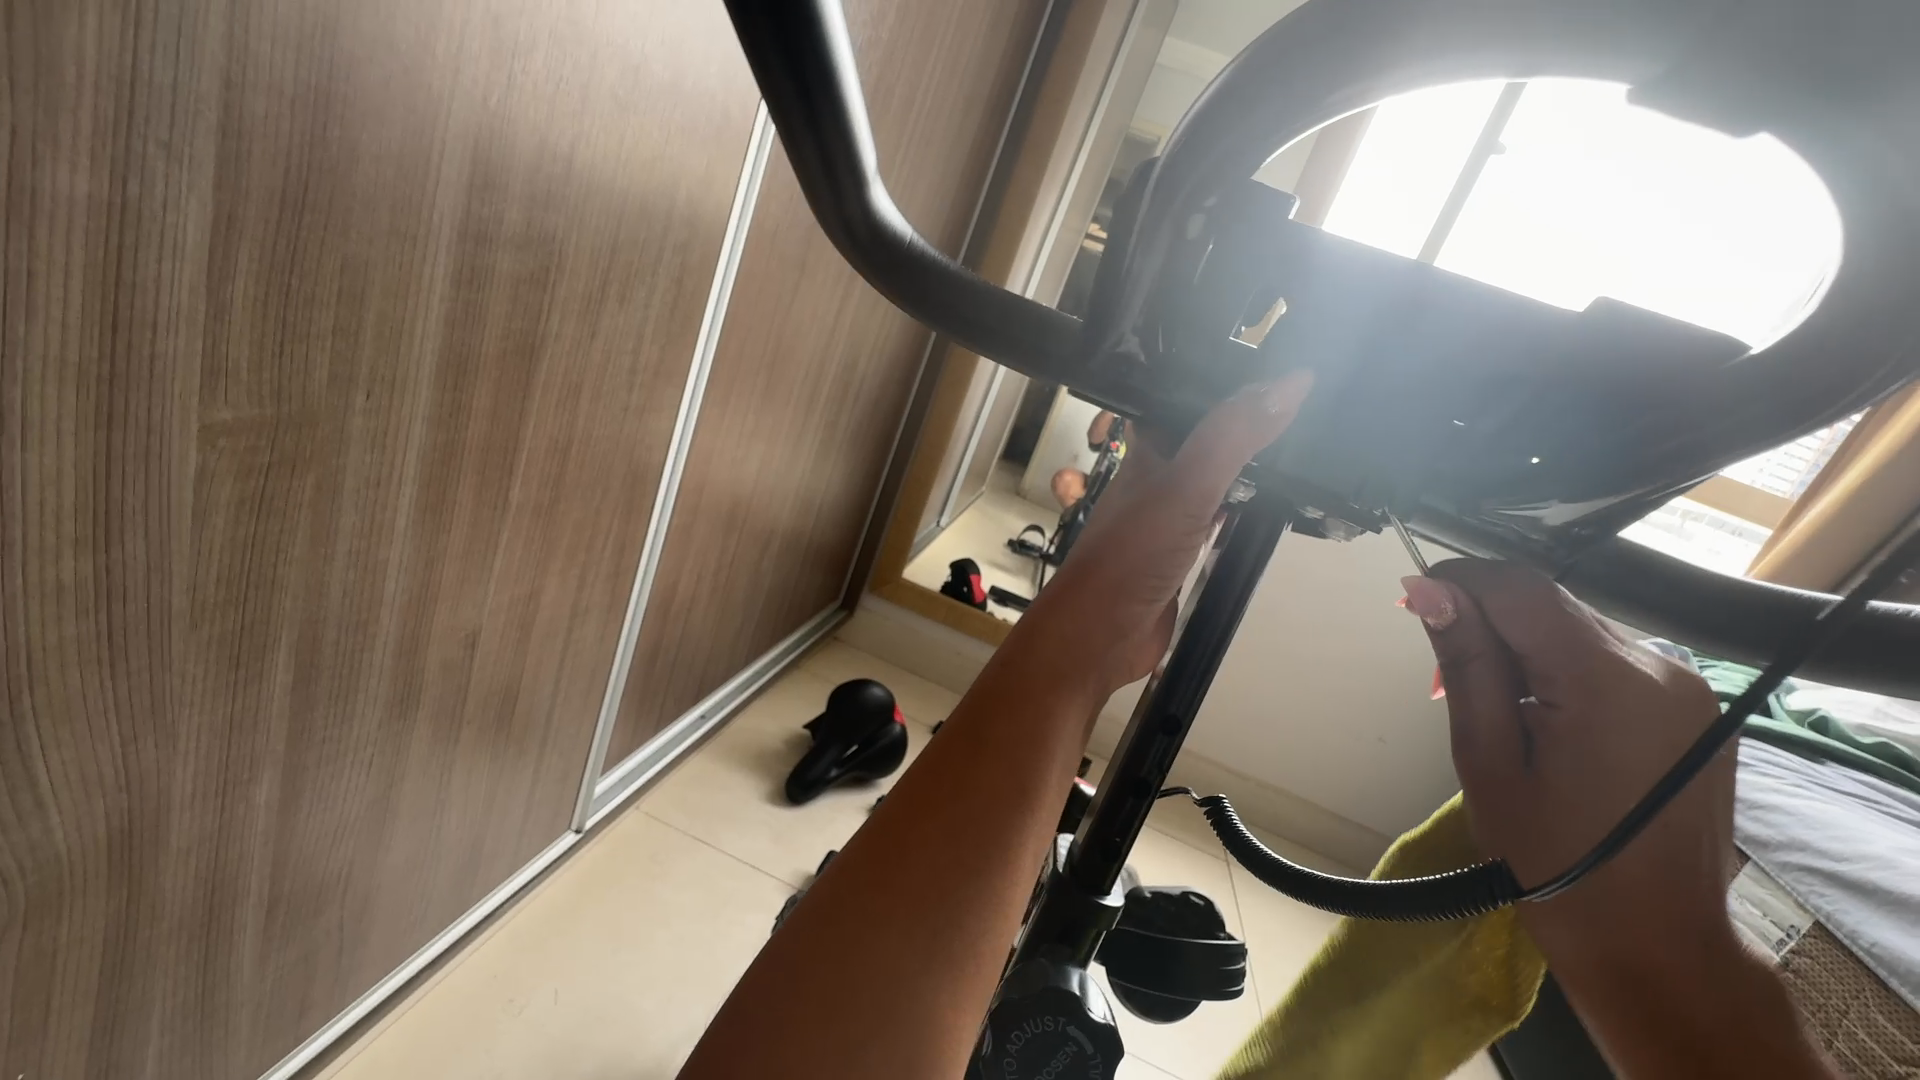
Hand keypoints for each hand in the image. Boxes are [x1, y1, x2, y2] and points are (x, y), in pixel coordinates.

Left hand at [1021, 371, 1312, 697]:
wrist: (1099, 635)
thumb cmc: (1130, 556)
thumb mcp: (1186, 487)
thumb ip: (1232, 438)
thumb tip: (1291, 382)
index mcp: (1148, 452)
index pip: (1184, 400)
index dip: (1223, 380)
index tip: (1276, 361)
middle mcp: (1157, 479)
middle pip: (1205, 439)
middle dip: (1245, 423)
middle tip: (1305, 404)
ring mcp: (1168, 517)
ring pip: (1213, 481)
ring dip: (1247, 467)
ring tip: (1302, 445)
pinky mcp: (1181, 554)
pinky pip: (1217, 521)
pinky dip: (1242, 511)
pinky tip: (1270, 509)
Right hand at [1399, 561, 1736, 971]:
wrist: (1652, 940)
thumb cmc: (1550, 857)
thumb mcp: (1486, 757)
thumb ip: (1466, 663)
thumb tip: (1428, 589)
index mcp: (1606, 679)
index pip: (1521, 587)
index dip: (1459, 580)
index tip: (1411, 600)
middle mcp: (1660, 665)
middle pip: (1550, 606)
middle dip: (1486, 622)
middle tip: (1442, 683)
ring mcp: (1687, 685)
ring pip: (1576, 629)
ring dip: (1521, 649)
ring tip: (1491, 711)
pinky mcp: (1694, 706)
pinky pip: (1609, 659)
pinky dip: (1560, 670)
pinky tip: (1540, 721)